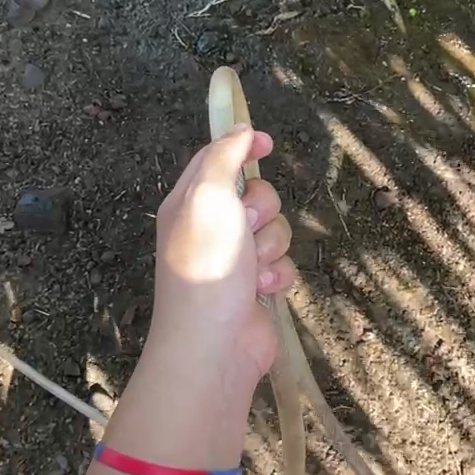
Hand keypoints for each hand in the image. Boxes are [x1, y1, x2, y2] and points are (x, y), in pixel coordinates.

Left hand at [144, 125, 297, 397]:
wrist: (214, 345)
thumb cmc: (207, 265)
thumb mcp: (209, 196)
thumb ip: (225, 156)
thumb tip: (239, 128)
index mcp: (191, 202)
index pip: (218, 158)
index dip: (243, 146)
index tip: (267, 144)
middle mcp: (211, 227)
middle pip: (257, 193)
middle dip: (262, 210)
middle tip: (246, 228)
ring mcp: (235, 259)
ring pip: (275, 228)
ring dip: (271, 247)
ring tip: (253, 270)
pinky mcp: (256, 286)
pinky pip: (283, 262)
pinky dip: (277, 275)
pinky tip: (262, 291)